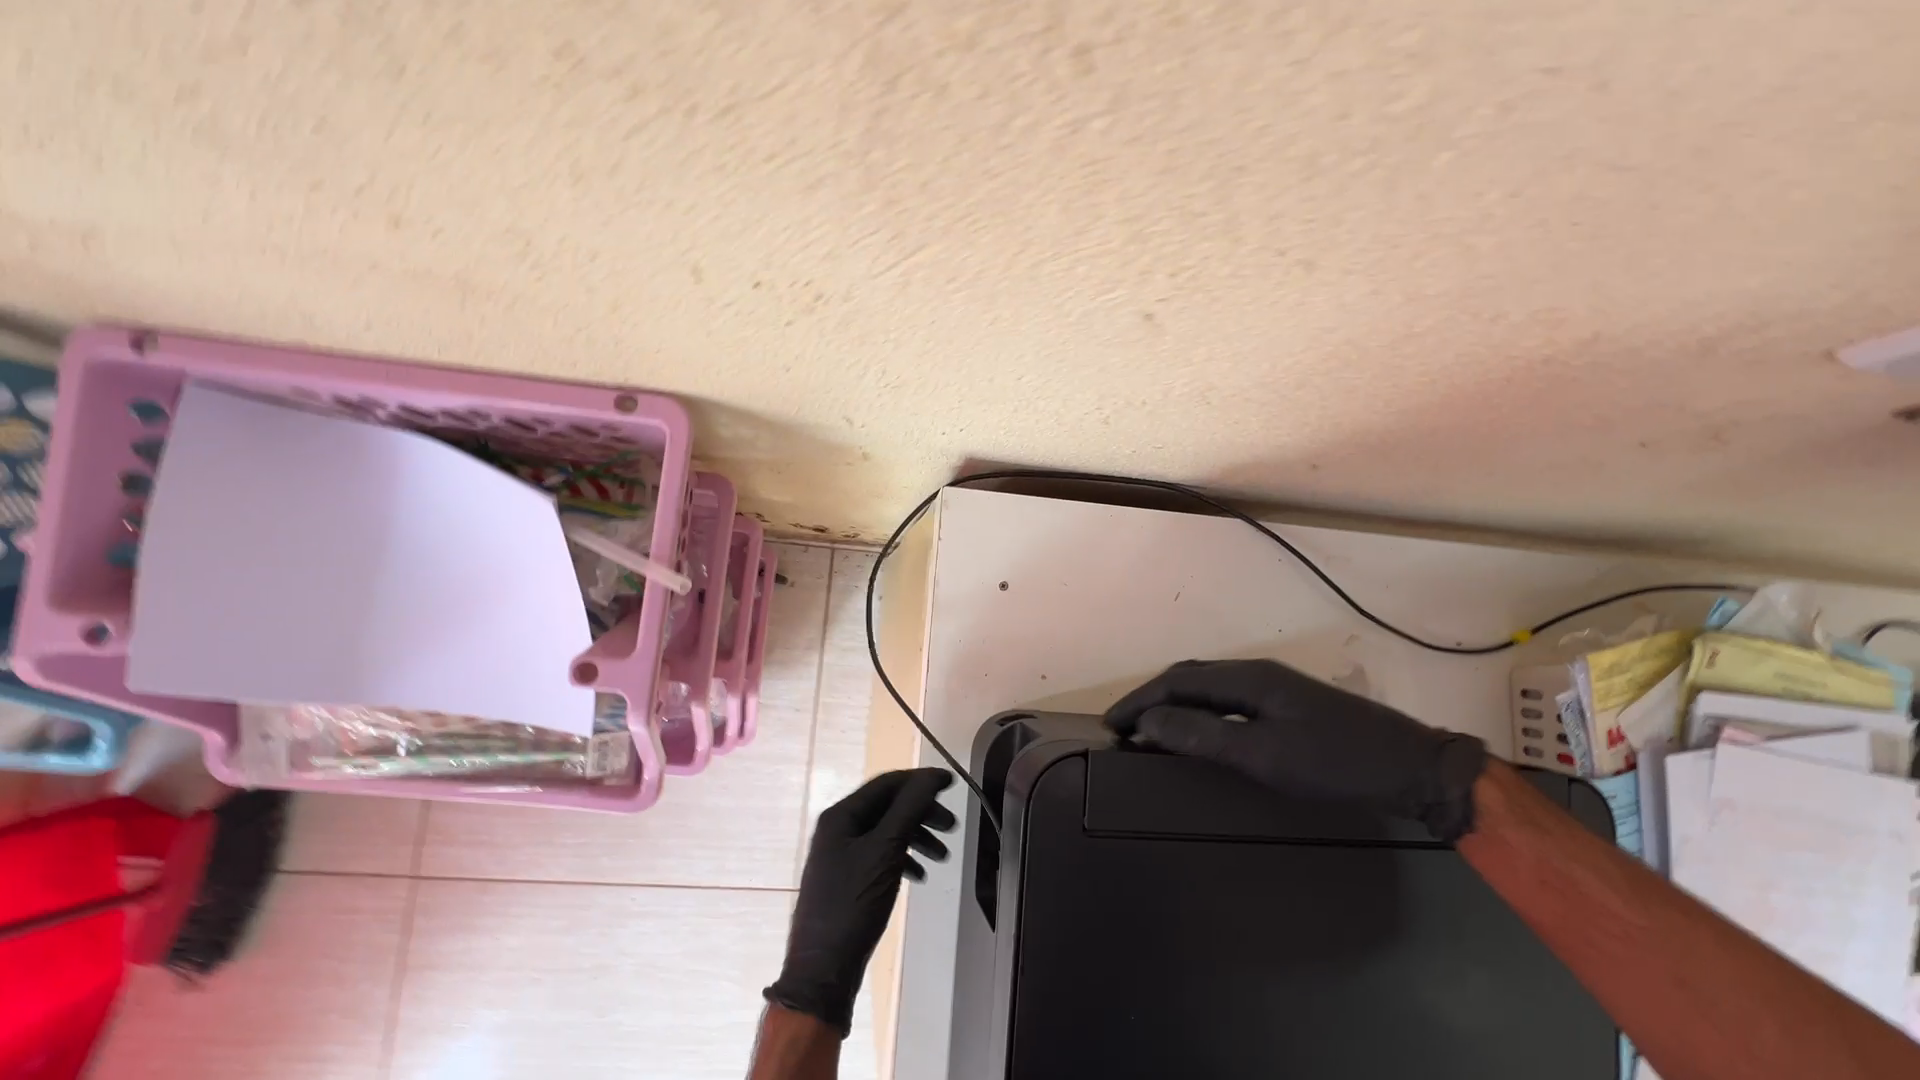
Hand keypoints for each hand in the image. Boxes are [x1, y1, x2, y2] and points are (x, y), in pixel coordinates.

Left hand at [765, 768, 954, 1034]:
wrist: (823, 969)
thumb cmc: (853, 904)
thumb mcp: (885, 851)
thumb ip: (909, 809)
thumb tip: (932, 775)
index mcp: (841, 815)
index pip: (887, 783)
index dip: (921, 781)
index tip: (954, 785)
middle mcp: (838, 829)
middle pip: (888, 807)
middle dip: (921, 813)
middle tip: (951, 828)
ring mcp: (840, 856)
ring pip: (886, 833)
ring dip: (916, 837)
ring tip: (943, 856)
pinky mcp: (847, 881)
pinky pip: (880, 857)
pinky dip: (903, 859)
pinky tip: (920, 876)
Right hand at [1104, 659, 1487, 840]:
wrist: (1412, 768)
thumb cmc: (1335, 763)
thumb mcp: (1264, 754)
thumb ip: (1203, 735)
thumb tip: (1149, 722)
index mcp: (1248, 678)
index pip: (1176, 681)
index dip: (1140, 702)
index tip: (1110, 728)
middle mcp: (1257, 674)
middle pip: (1190, 678)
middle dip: (1152, 700)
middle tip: (1124, 729)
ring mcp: (1276, 689)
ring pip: (1209, 688)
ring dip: (1175, 705)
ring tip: (1150, 731)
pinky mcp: (1290, 707)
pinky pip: (1228, 702)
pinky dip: (1200, 713)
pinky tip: (1200, 733)